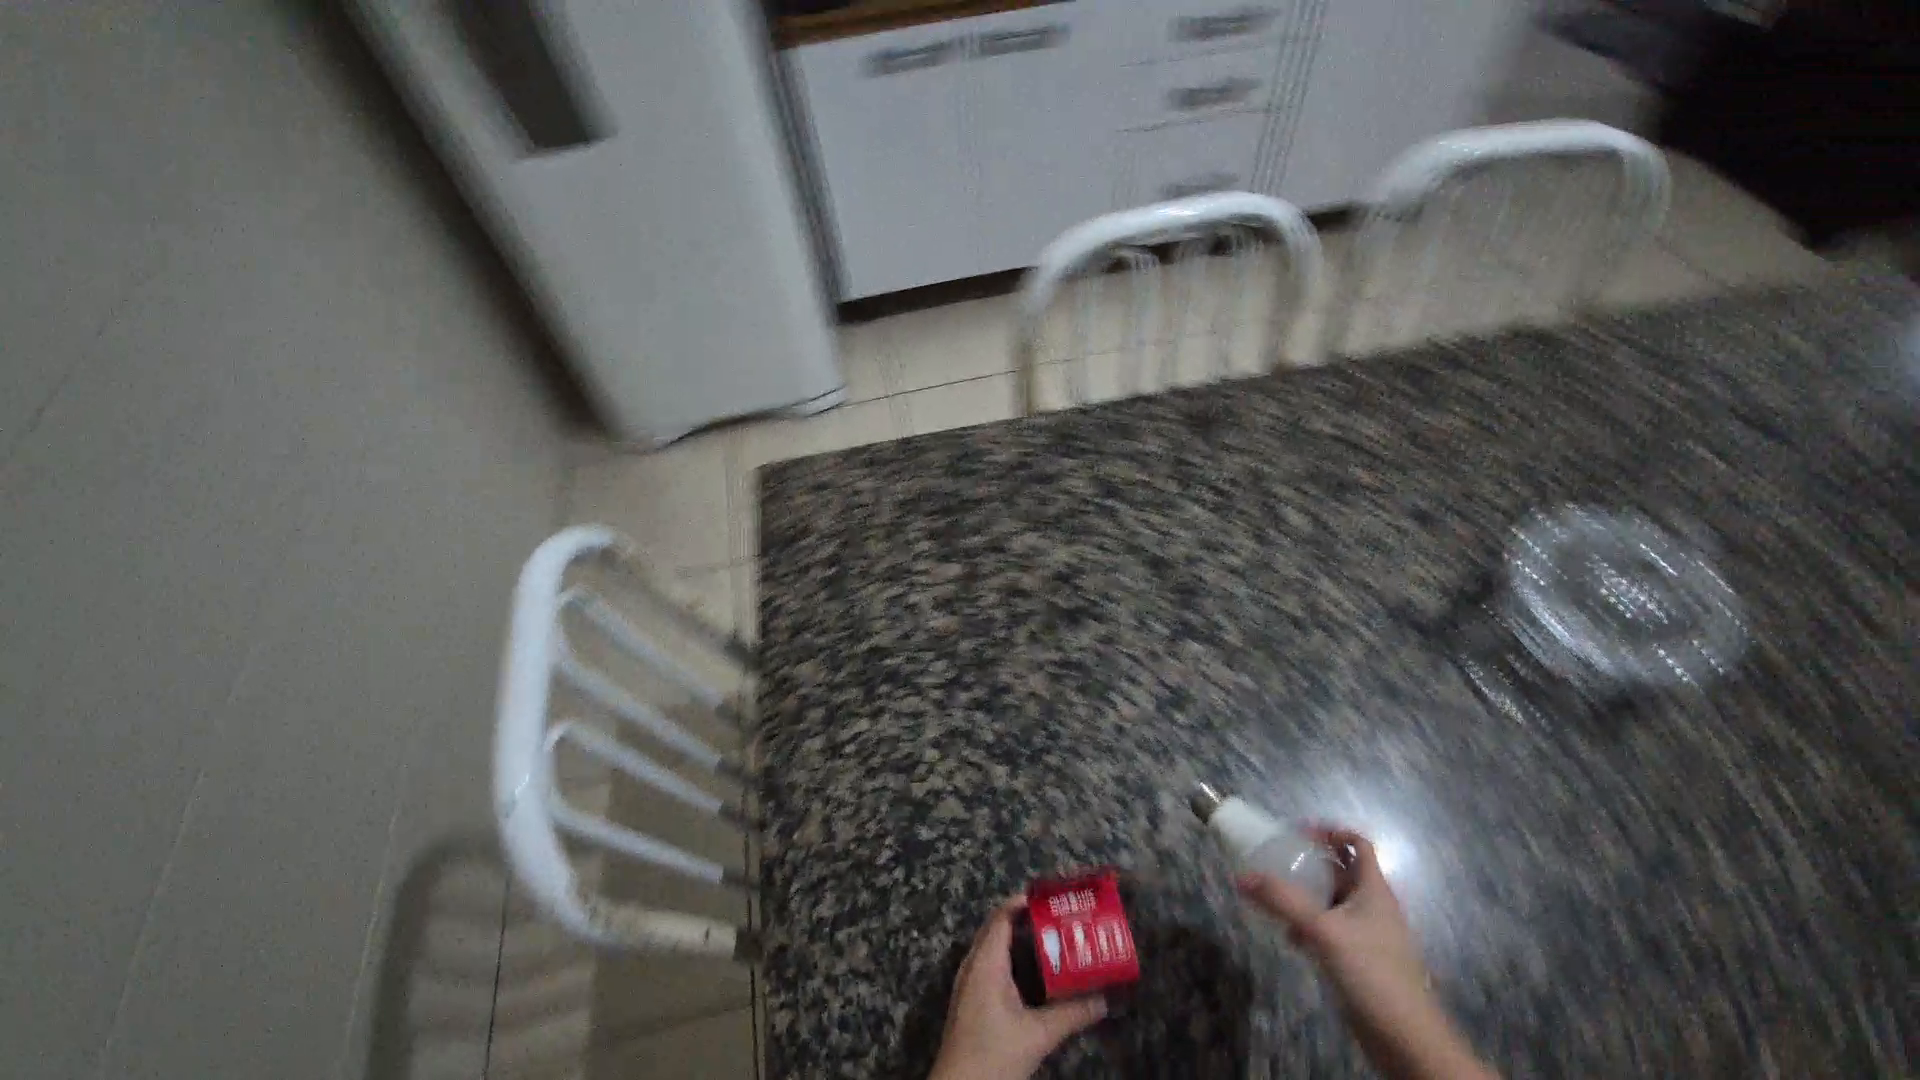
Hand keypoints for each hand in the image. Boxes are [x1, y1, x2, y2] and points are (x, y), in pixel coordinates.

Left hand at [928, 897, 1107, 1079]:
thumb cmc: (994, 1054)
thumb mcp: (1038, 1034)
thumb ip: (1072, 1014)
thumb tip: (1105, 999)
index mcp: (985, 963)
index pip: (1001, 917)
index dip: (1023, 902)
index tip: (1052, 899)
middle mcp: (972, 966)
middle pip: (996, 929)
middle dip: (1024, 919)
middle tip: (1058, 919)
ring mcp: (967, 984)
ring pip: (991, 948)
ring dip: (1016, 940)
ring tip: (1050, 940)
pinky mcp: (969, 1001)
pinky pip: (989, 965)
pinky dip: (1009, 959)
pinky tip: (1032, 974)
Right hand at [1240, 826, 1498, 1079]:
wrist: (1405, 1037)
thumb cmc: (1371, 972)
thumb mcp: (1322, 931)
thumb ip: (1282, 902)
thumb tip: (1241, 876)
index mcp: (1374, 889)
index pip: (1358, 843)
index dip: (1330, 831)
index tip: (1298, 833)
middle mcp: (1373, 906)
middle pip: (1341, 871)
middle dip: (1310, 864)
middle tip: (1276, 861)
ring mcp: (1368, 933)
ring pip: (1333, 901)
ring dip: (1306, 895)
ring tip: (1275, 897)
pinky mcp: (1359, 959)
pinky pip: (1330, 929)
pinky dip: (1309, 925)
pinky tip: (1290, 937)